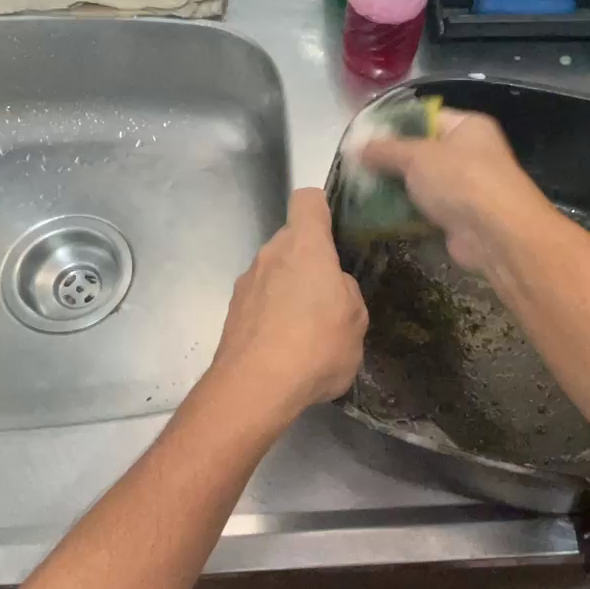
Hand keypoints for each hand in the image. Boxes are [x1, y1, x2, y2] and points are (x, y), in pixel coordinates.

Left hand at [209, 188, 367, 415]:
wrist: (255, 387)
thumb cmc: (315, 345)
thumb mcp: (357, 320)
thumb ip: (347, 292)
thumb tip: (334, 287)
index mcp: (304, 245)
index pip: (307, 200)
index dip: (323, 209)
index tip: (336, 232)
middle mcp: (270, 254)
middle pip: (292, 241)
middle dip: (310, 261)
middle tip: (331, 295)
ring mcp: (247, 282)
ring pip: (275, 272)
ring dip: (291, 290)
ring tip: (308, 330)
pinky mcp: (233, 311)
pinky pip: (261, 301)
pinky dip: (273, 315)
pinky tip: (286, 348)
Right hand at [359, 110, 551, 271]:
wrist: (495, 234)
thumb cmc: (460, 179)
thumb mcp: (417, 155)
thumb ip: (385, 150)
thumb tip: (356, 147)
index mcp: (467, 127)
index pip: (426, 118)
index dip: (394, 125)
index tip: (363, 137)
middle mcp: (470, 154)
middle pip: (422, 153)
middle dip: (391, 161)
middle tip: (356, 166)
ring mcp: (465, 188)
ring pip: (422, 184)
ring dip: (395, 189)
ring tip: (360, 190)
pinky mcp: (458, 218)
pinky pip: (425, 210)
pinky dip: (405, 213)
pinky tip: (376, 214)